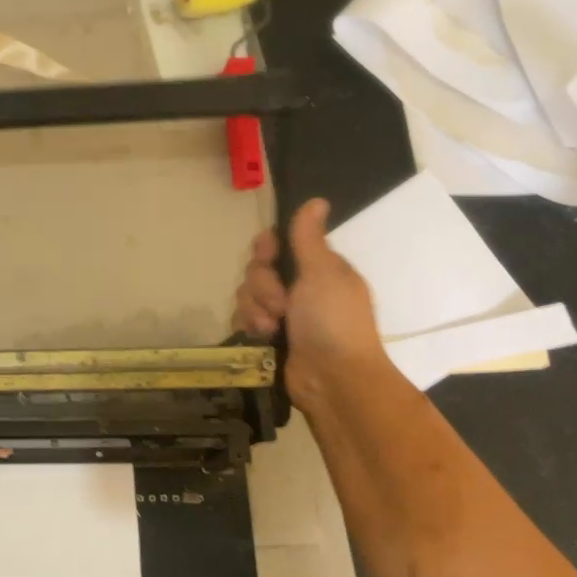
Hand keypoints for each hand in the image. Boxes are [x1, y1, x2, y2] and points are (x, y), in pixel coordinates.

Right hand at [234, 198, 387, 404]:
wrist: (332, 377)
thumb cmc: (333, 321)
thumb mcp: (323, 274)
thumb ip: (309, 239)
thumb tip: (316, 200)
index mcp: (316, 268)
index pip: (277, 245)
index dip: (266, 250)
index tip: (269, 258)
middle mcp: (298, 288)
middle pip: (256, 271)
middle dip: (262, 287)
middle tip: (282, 304)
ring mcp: (282, 314)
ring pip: (246, 297)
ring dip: (256, 311)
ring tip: (274, 327)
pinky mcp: (268, 336)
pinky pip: (243, 320)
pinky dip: (251, 327)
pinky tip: (264, 337)